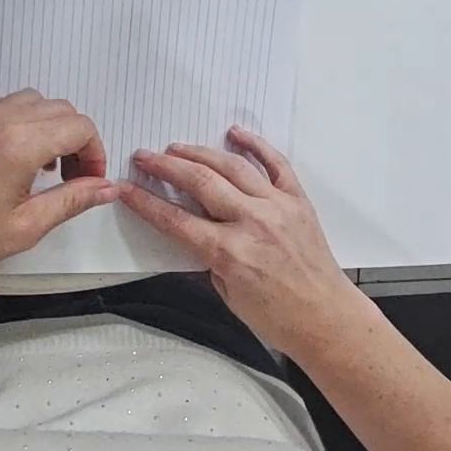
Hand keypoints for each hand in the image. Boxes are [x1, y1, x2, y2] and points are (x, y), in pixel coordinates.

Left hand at [0, 92, 116, 288]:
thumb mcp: (25, 227)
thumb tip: (108, 188)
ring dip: (49, 126)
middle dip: (76, 139)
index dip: (94, 153)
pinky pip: (3, 104)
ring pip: (32, 101)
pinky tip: (12, 156)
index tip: (89, 182)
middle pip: (60, 109)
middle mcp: (1, 118)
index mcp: (21, 143)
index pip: (80, 127)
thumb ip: (72, 200)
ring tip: (42, 166)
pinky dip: (21, 120)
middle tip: (70, 178)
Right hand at [120, 126, 370, 359]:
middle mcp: (251, 222)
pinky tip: (234, 132)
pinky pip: (276, 163)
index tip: (125, 187)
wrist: (325, 318)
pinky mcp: (297, 200)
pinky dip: (255, 144)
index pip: (175, 219)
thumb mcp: (227, 293)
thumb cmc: (277, 317)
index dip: (145, 201)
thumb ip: (207, 257)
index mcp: (228, 252)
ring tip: (176, 147)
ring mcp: (276, 206)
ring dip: (199, 152)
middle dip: (165, 166)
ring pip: (232, 166)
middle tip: (144, 157)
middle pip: (199, 181)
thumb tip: (190, 229)